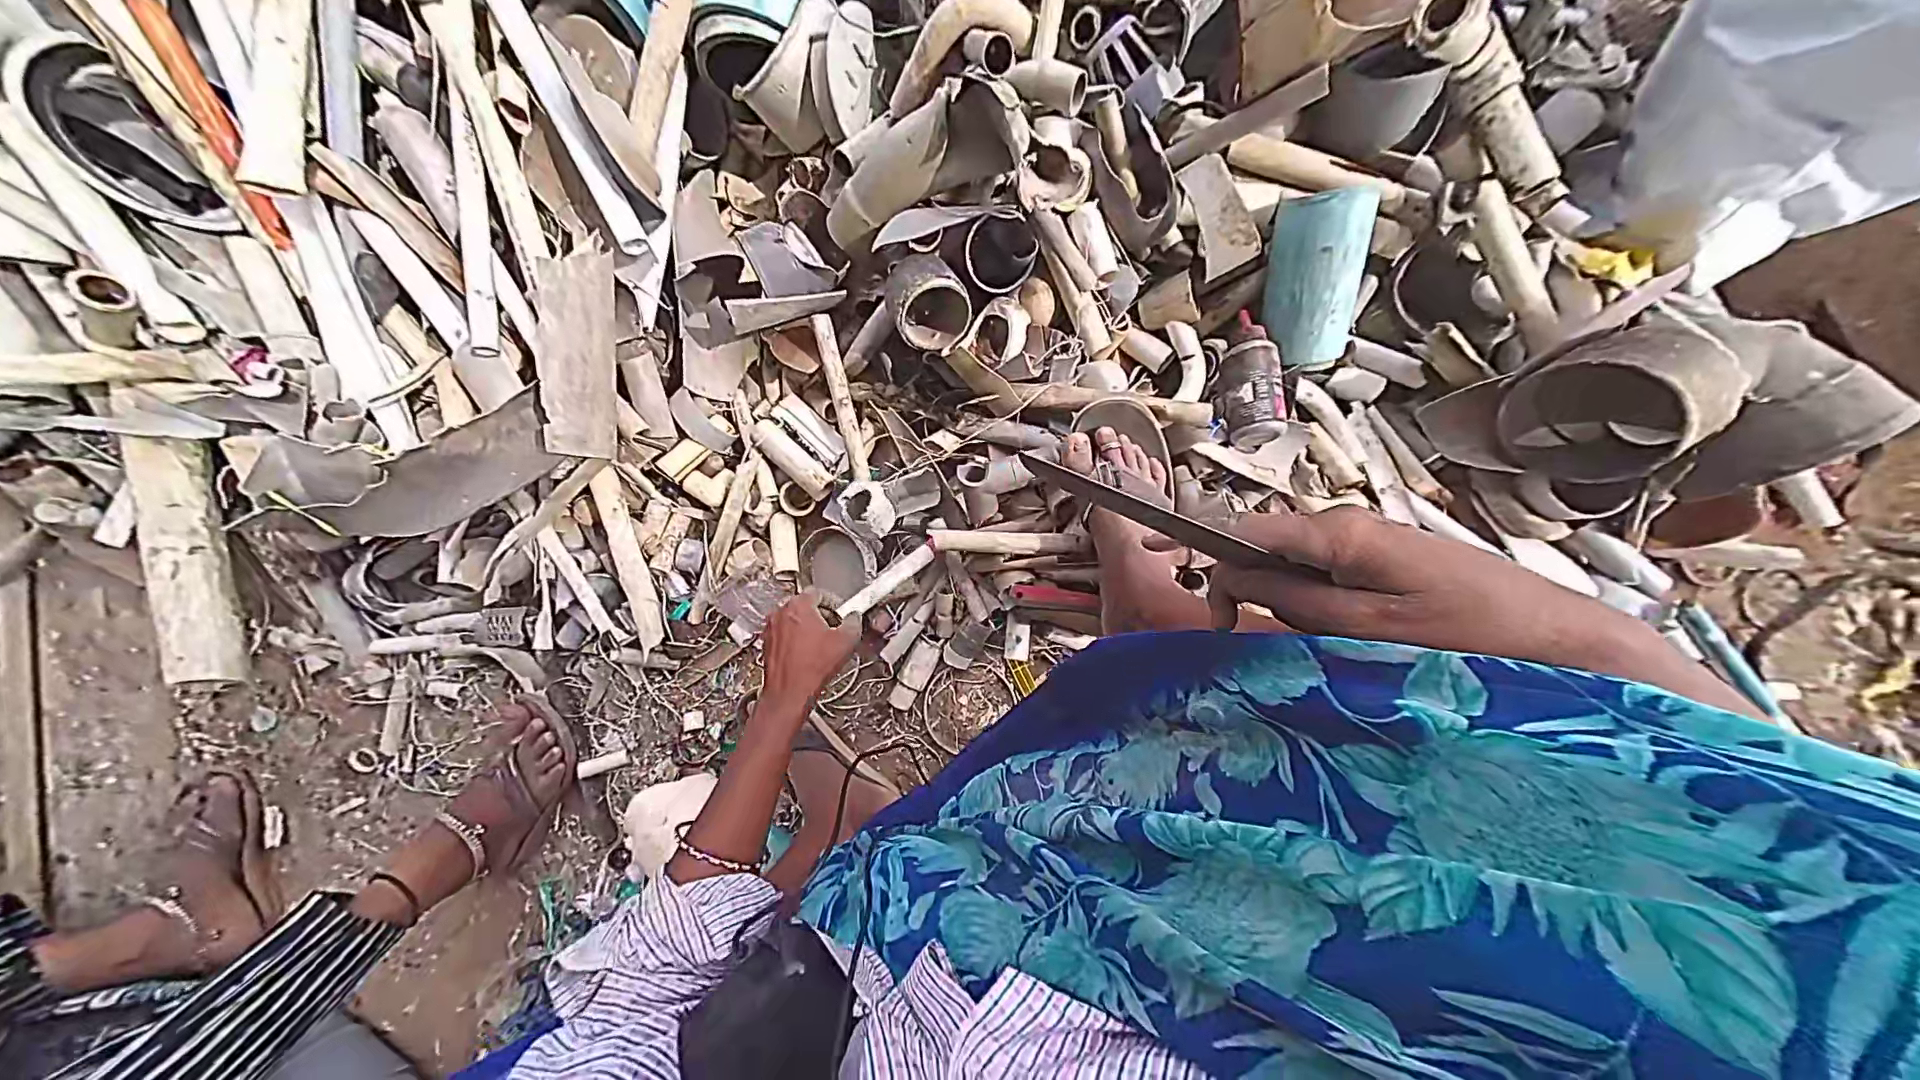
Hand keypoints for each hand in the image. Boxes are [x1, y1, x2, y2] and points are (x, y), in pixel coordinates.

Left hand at [760, 591, 861, 712]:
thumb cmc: (811, 669)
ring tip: (819, 644)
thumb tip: (854, 619)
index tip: (841, 614)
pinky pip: (784, 635)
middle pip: (805, 605)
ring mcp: (771, 628)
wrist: (789, 693)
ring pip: (793, 620)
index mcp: (799, 605)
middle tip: (832, 630)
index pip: (819, 593)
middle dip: (820, 616)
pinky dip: (794, 640)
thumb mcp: (846, 642)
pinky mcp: (767, 643)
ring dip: (806, 628)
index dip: (835, 604)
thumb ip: (854, 622)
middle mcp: (780, 613)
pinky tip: (806, 655)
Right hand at [1193, 507, 1750, 712]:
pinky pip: (1319, 574)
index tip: (1153, 546)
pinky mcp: (1382, 560)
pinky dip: (1303, 599)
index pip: (1243, 526)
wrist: (1568, 643)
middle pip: (1261, 544)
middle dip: (1237, 582)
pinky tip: (1330, 631)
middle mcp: (1347, 526)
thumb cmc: (1472, 639)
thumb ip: (1292, 599)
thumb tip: (1233, 577)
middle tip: (1233, 631)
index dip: (1191, 533)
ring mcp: (1366, 541)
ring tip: (1307, 638)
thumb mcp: (1365, 629)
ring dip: (1274, 596)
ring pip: (1289, 563)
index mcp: (1338, 534)